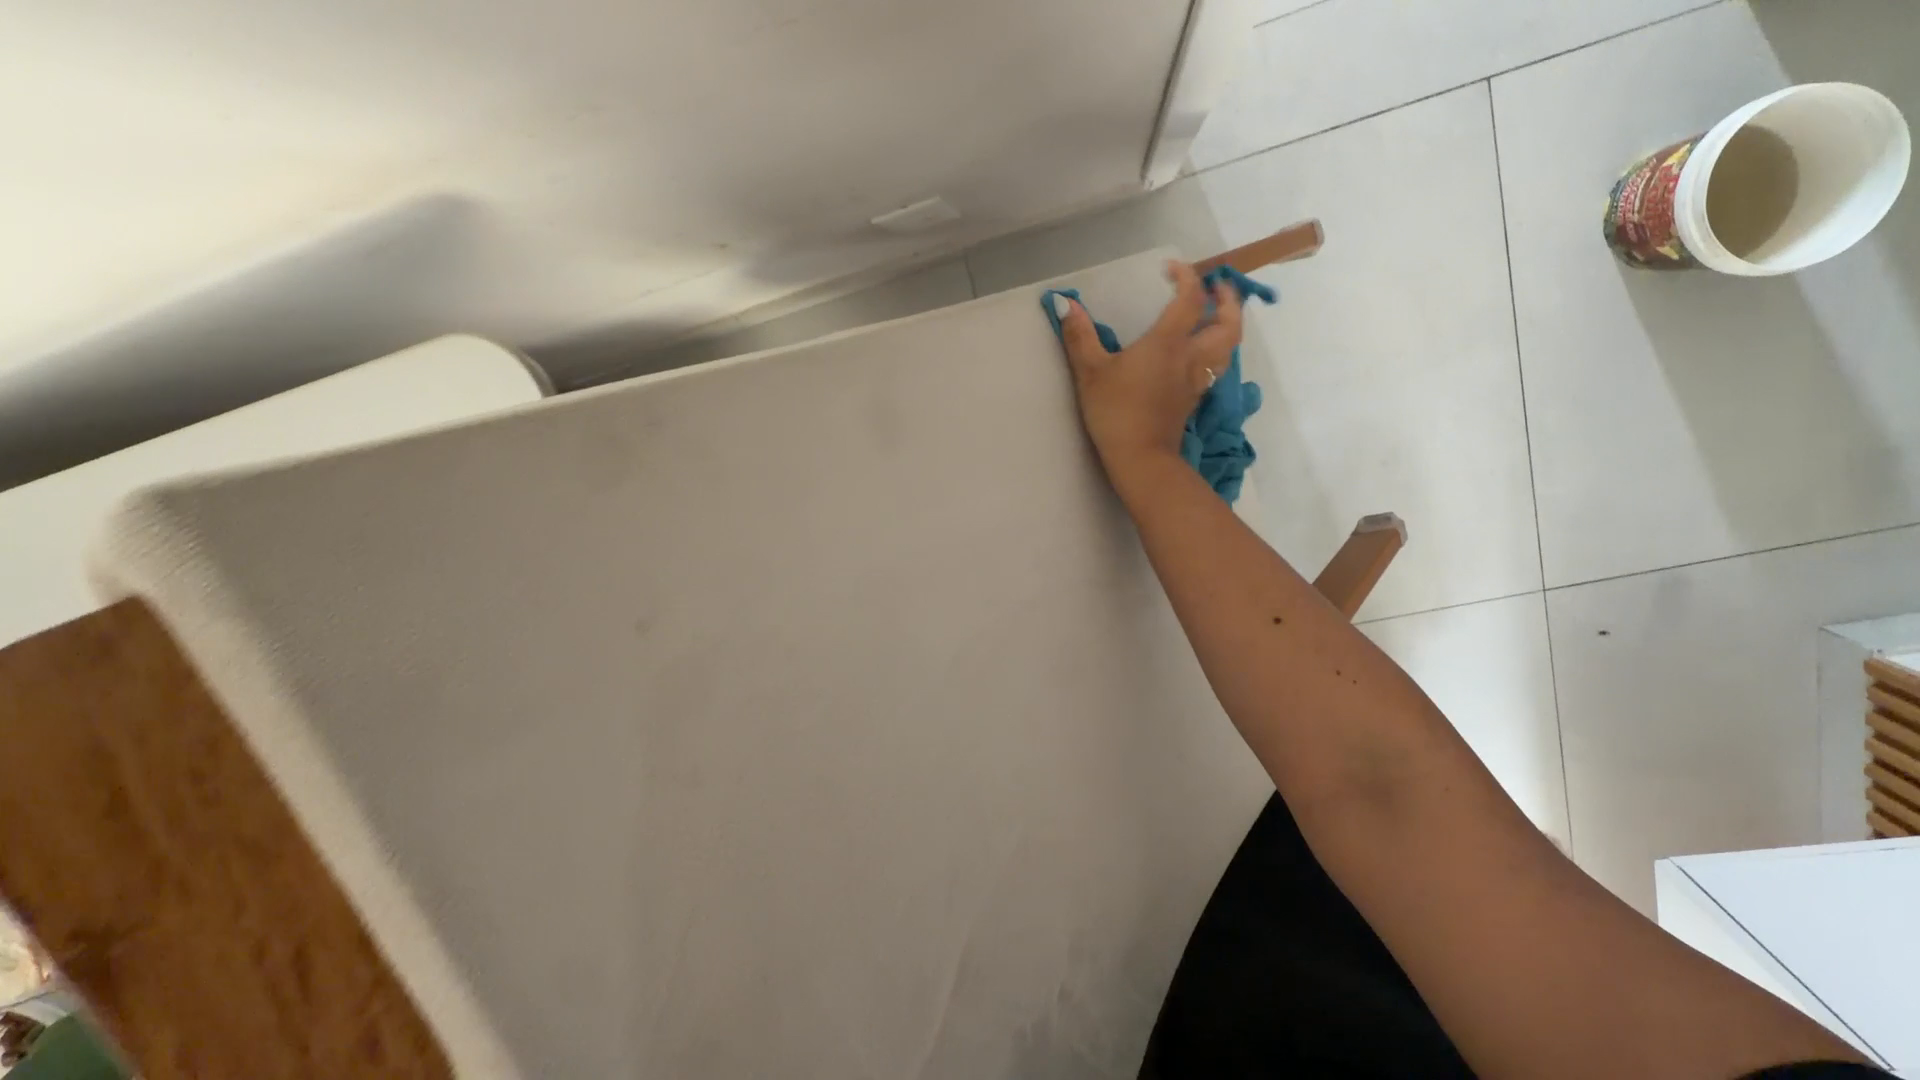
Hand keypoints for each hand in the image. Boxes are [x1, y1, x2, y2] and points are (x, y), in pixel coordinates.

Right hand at [1054, 260, 1243, 477]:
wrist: (1140, 458)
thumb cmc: (1115, 412)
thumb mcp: (1090, 372)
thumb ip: (1079, 335)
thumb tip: (1065, 302)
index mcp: (1168, 343)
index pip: (1190, 299)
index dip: (1187, 277)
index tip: (1171, 268)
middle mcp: (1191, 357)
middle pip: (1228, 324)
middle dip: (1228, 301)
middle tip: (1218, 289)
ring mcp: (1197, 381)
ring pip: (1229, 348)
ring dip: (1229, 326)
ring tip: (1216, 317)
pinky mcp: (1194, 401)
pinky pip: (1216, 368)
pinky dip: (1217, 352)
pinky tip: (1201, 353)